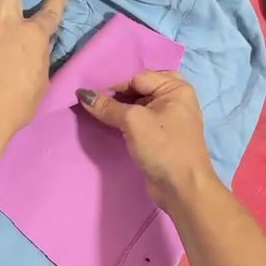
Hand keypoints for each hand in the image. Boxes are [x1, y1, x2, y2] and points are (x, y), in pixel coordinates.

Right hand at [76, 70, 222, 207]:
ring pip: (140, 105)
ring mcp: (170, 118)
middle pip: (140, 89)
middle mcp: (176, 99)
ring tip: (100, 113)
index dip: (115, 86)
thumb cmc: (162, 147)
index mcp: (176, 88)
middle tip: (97, 103)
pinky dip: (127, 121)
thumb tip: (83, 93)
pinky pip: (142, 120)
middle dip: (119, 95)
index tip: (92, 96)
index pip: (138, 77)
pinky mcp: (163, 135)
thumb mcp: (133, 122)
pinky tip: (111, 125)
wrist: (182, 188)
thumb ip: (107, 106)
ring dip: (121, 109)